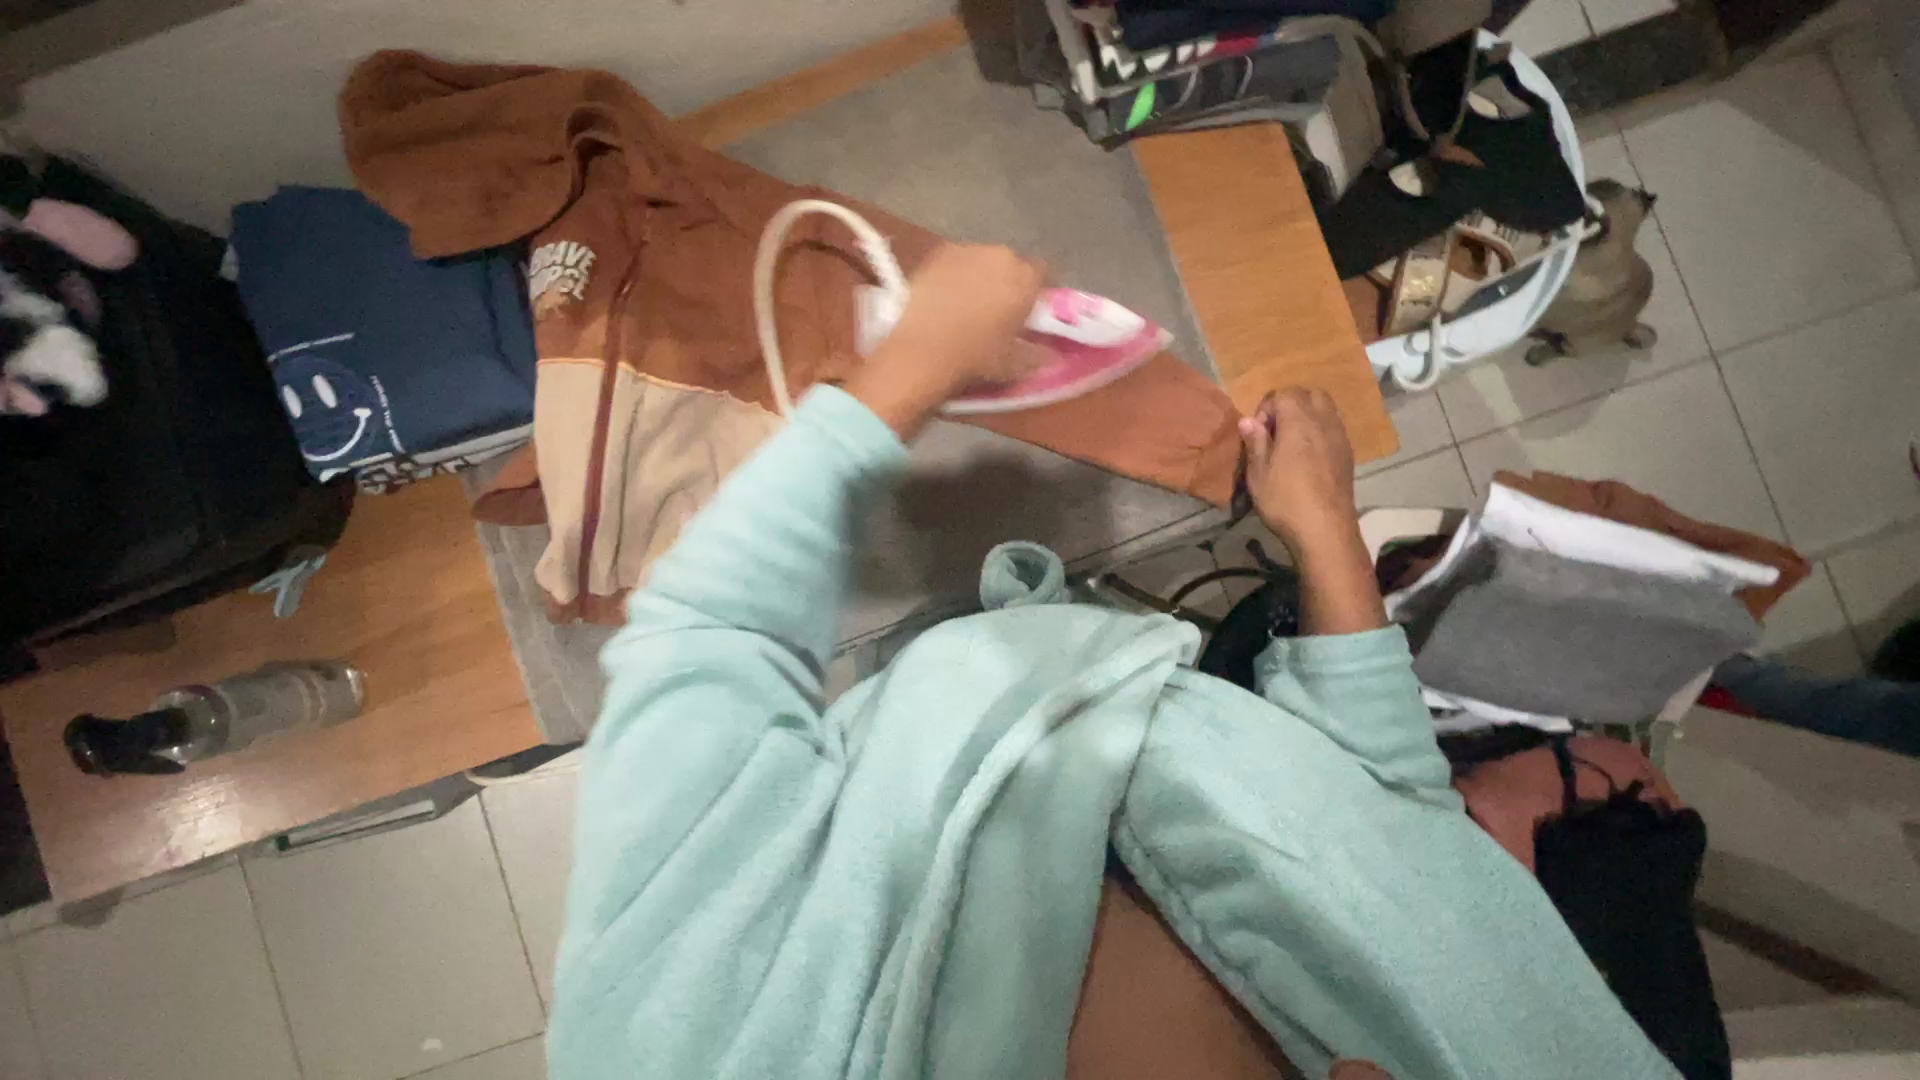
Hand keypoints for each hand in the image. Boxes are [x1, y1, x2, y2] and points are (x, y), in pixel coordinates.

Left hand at [845, 244, 1044, 436]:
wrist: (921, 351)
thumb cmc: (975, 358)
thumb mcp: (1014, 365)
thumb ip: (1038, 355)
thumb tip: (1051, 354)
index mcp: (1025, 279)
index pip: (1044, 273)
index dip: (1039, 290)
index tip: (1033, 308)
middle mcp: (1000, 255)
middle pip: (1012, 263)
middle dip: (1009, 281)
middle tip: (1001, 307)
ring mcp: (966, 250)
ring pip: (982, 260)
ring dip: (981, 276)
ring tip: (970, 302)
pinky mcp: (936, 254)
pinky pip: (955, 262)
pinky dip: (955, 275)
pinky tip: (946, 296)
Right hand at [1238, 388, 1358, 557]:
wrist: (1325, 529)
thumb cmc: (1285, 500)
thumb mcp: (1258, 473)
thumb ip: (1255, 442)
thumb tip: (1247, 420)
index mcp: (1299, 423)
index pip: (1284, 394)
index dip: (1267, 407)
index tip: (1258, 432)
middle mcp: (1323, 422)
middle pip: (1310, 394)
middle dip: (1290, 404)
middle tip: (1275, 429)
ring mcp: (1340, 437)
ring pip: (1325, 408)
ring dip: (1306, 415)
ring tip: (1290, 442)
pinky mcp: (1347, 453)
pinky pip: (1333, 426)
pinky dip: (1319, 429)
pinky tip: (1307, 456)